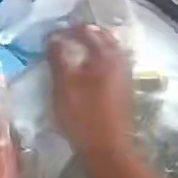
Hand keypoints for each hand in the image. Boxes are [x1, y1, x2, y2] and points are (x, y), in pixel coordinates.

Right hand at [46, 25, 134, 163]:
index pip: (87, 31)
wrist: (108, 148)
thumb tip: (54, 37)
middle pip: (103, 37)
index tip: (52, 34)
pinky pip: (112, 63)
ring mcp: (125, 75)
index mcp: (106, 55)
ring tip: (74, 50)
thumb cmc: (83, 114)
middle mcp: (120, 60)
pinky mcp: (124, 88)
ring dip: (93, 46)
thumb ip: (59, 57)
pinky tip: (87, 68)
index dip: (69, 29)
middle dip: (85, 33)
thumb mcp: (64, 84)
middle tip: (65, 36)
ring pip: (110, 50)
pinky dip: (98, 59)